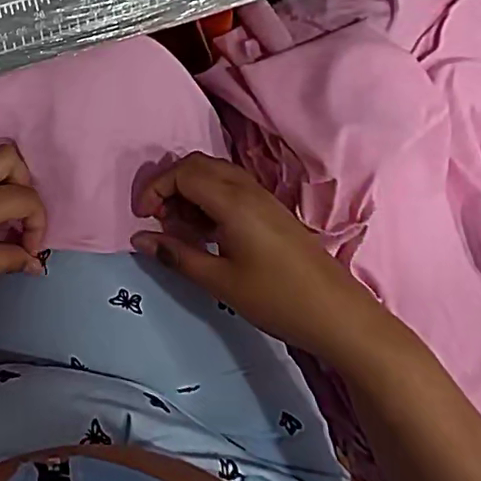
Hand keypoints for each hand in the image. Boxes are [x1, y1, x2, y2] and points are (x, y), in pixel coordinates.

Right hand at [131, 152, 383, 356]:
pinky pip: (230, 187)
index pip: (182, 173)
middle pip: (197, 164)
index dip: (155, 189)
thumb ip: (177, 255)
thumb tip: (140, 238)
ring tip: (182, 228)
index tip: (143, 217)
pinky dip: (208, 198)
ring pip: (214, 173)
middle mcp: (247, 188)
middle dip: (170, 185)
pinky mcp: (271, 209)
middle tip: (160, 219)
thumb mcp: (220, 281)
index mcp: (232, 200)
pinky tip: (207, 231)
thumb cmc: (277, 298)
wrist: (340, 316)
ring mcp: (262, 196)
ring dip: (189, 190)